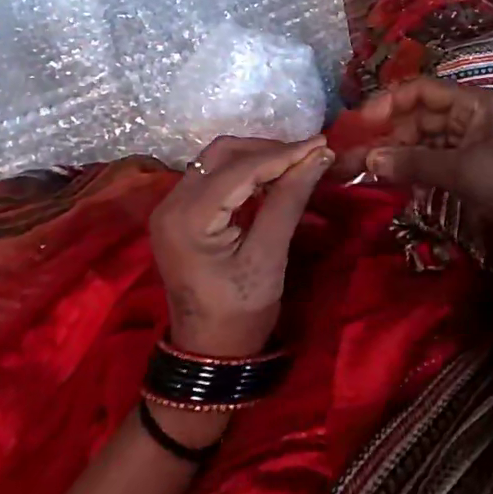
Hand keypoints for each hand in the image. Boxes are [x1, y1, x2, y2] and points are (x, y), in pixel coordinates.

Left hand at [149, 135, 333, 359]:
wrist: (208, 349)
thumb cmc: (239, 312)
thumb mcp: (268, 258)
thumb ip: (288, 201)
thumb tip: (317, 157)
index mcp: (187, 218)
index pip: (239, 169)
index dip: (283, 153)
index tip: (322, 144)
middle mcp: (170, 203)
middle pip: (221, 154)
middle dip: (267, 150)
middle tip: (309, 156)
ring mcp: (170, 206)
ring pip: (215, 161)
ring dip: (256, 158)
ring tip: (295, 165)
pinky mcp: (178, 212)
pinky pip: (211, 177)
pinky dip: (243, 172)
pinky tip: (271, 179)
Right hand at [336, 78, 492, 237]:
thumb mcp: (461, 169)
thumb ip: (413, 162)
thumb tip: (369, 159)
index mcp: (473, 104)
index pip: (422, 91)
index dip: (389, 102)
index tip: (363, 121)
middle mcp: (467, 117)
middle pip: (417, 118)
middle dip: (387, 136)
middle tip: (356, 154)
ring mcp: (466, 142)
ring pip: (420, 142)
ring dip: (395, 155)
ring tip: (366, 170)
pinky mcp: (464, 166)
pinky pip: (430, 161)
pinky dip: (411, 170)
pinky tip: (393, 182)